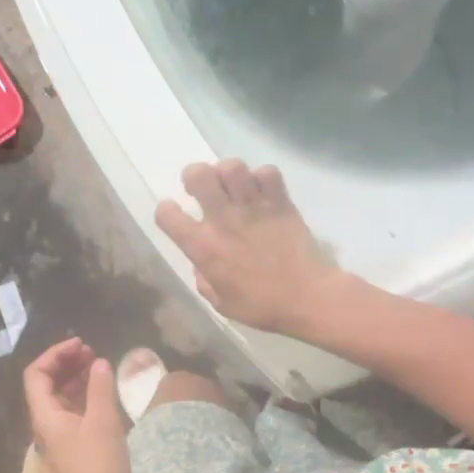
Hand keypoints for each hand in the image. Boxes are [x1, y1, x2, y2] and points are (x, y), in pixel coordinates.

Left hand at [23, 338, 132, 472]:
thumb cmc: (100, 465)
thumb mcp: (103, 421)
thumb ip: (99, 387)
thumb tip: (99, 363)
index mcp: (44, 416)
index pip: (36, 375)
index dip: (55, 354)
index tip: (81, 345)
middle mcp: (46, 424)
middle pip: (47, 384)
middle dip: (66, 364)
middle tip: (92, 352)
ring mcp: (61, 436)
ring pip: (62, 398)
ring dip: (76, 378)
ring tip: (99, 366)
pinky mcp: (76, 446)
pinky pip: (74, 412)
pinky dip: (85, 396)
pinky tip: (103, 391)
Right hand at [154, 160, 344, 334]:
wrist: (306, 297)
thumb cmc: (261, 306)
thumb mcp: (221, 303)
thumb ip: (204, 279)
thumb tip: (201, 263)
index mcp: (203, 247)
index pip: (167, 214)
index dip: (167, 211)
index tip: (176, 217)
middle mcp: (223, 220)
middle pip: (198, 174)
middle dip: (195, 176)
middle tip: (203, 190)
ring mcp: (253, 207)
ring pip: (232, 166)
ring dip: (228, 173)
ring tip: (234, 188)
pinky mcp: (280, 202)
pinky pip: (266, 172)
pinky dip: (262, 178)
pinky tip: (262, 192)